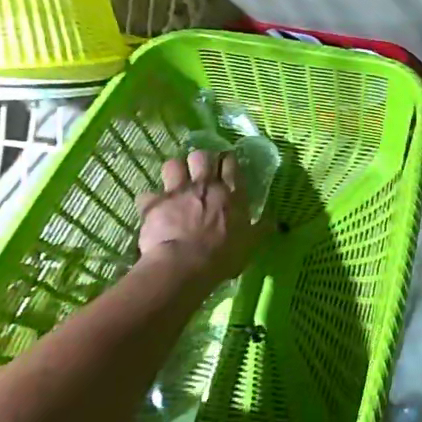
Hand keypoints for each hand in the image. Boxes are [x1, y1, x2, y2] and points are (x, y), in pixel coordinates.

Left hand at [136, 149, 261, 287]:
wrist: (185, 265)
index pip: (230, 163)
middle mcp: (204, 186)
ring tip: (174, 185)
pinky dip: (150, 203)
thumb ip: (259, 229)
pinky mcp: (154, 203)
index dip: (226, 161)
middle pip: (200, 155)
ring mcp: (177, 192)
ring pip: (172, 164)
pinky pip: (147, 195)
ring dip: (173, 173)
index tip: (225, 166)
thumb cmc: (222, 257)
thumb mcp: (249, 245)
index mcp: (230, 193)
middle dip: (199, 160)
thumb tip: (274, 221)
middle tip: (198, 173)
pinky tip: (152, 212)